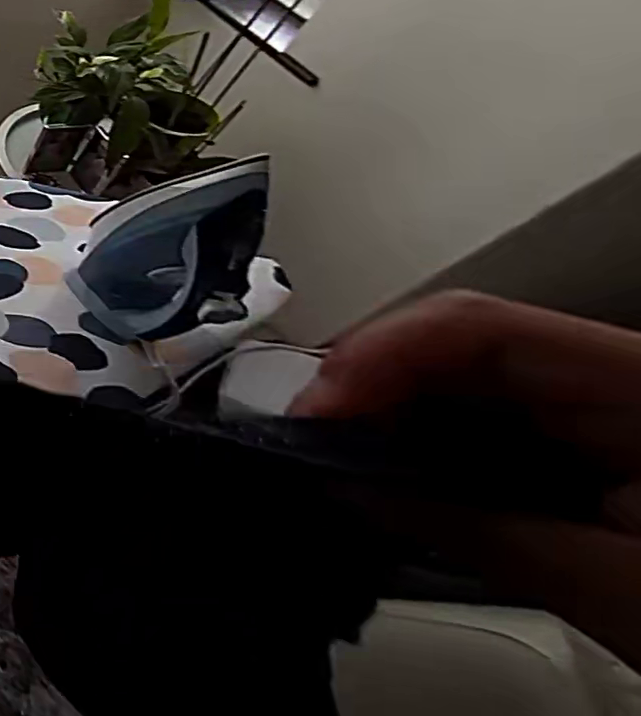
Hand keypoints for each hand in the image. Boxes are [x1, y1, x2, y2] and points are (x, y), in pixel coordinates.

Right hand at [291, 290, 640, 665]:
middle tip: (308, 433)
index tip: (316, 411)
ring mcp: (601, 411)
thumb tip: (341, 483)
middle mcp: (619, 382)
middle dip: (362, 385)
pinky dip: (413, 438)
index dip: (374, 355)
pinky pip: (470, 414)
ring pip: (447, 377)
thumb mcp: (619, 591)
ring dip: (380, 413)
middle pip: (446, 345)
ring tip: (337, 454)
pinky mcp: (584, 441)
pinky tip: (383, 468)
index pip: (476, 327)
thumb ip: (469, 527)